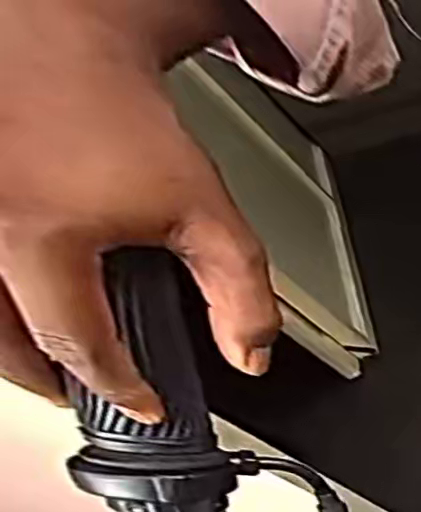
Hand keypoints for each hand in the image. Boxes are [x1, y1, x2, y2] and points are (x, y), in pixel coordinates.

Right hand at [0, 0, 279, 422]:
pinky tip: (18, 318)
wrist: (54, 48)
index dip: (117, 386)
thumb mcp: (218, 224)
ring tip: (55, 369)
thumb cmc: (124, 125)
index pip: (75, 341)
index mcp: (33, 234)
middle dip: (43, 376)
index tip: (146, 409)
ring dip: (4, 346)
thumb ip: (245, 301)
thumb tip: (250, 359)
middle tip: (85, 398)